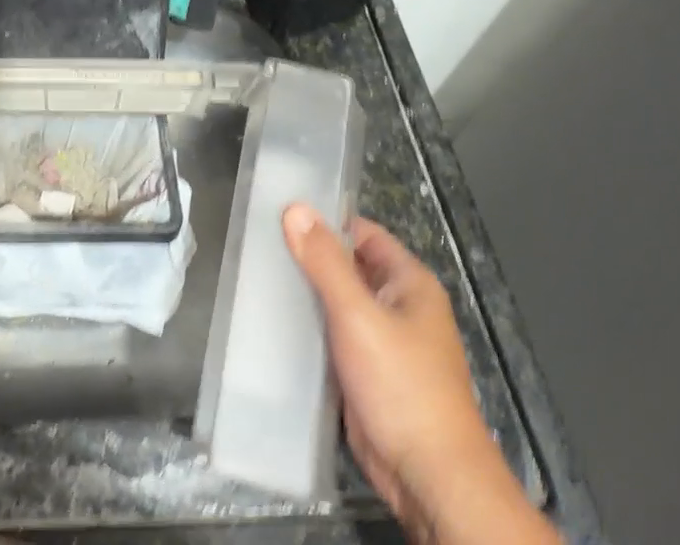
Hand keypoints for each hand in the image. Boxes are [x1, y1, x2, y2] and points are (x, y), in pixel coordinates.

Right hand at [284, 205, 556, 543]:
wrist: (425, 471)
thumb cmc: (401, 384)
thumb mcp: (358, 315)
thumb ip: (326, 263)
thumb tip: (296, 208)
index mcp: (409, 284)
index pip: (362, 235)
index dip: (324, 222)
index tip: (277, 216)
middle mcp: (398, 307)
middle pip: (348, 269)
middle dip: (307, 260)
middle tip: (255, 248)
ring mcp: (382, 343)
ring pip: (336, 306)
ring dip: (303, 297)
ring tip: (254, 281)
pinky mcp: (364, 374)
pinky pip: (331, 339)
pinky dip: (306, 331)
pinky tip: (270, 326)